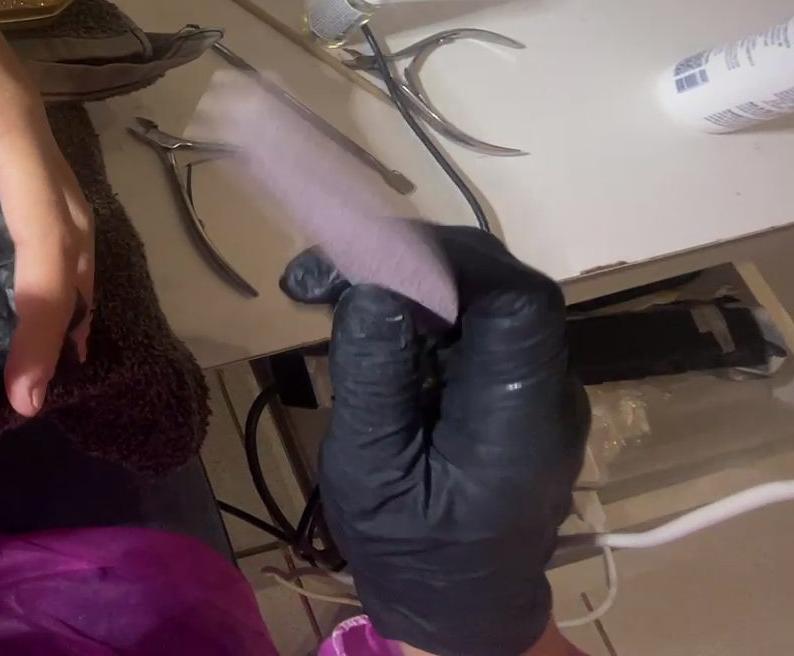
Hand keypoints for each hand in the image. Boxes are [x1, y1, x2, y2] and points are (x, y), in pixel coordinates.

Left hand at [0, 0, 91, 416]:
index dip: (44, 316)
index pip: (45, 239)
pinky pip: (27, 194)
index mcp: (9, 127)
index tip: (27, 384)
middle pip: (70, 235)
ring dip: (58, 284)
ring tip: (39, 349)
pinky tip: (11, 272)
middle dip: (63, 315)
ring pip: (58, 217)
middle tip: (33, 388)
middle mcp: (30, 130)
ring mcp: (16, 123)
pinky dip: (32, 244)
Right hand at [282, 227, 588, 655]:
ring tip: (314, 286)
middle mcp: (540, 389)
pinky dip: (402, 299)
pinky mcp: (500, 385)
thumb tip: (369, 287)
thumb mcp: (370, 465)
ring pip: (474, 293)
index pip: (516, 301)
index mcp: (516, 416)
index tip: (356, 253)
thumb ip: (374, 377)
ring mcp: (525, 385)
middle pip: (495, 283)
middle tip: (316, 272)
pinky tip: (348, 309)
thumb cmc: (407, 542)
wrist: (456, 600)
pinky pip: (460, 319)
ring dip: (395, 273)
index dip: (446, 258)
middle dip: (405, 256)